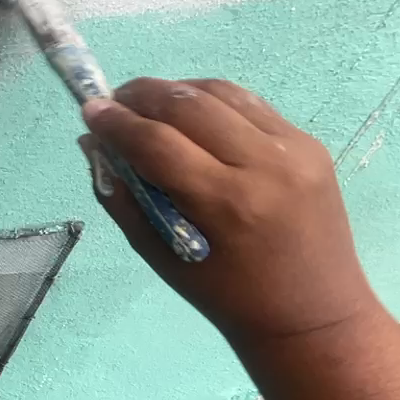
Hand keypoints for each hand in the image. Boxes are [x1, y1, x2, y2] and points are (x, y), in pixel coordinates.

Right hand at [80, 77, 385, 345]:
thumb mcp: (154, 250)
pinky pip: (249, 105)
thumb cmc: (220, 291)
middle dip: (141, 95)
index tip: (87, 110)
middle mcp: (264, 165)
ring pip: (222, 94)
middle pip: (189, 106)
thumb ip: (119, 194)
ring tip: (143, 101)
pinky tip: (184, 111)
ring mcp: (294, 150)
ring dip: (174, 90)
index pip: (155, 142)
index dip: (115, 122)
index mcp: (223, 201)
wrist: (311, 309)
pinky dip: (207, 100)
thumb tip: (92, 144)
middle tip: (110, 101)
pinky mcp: (308, 145)